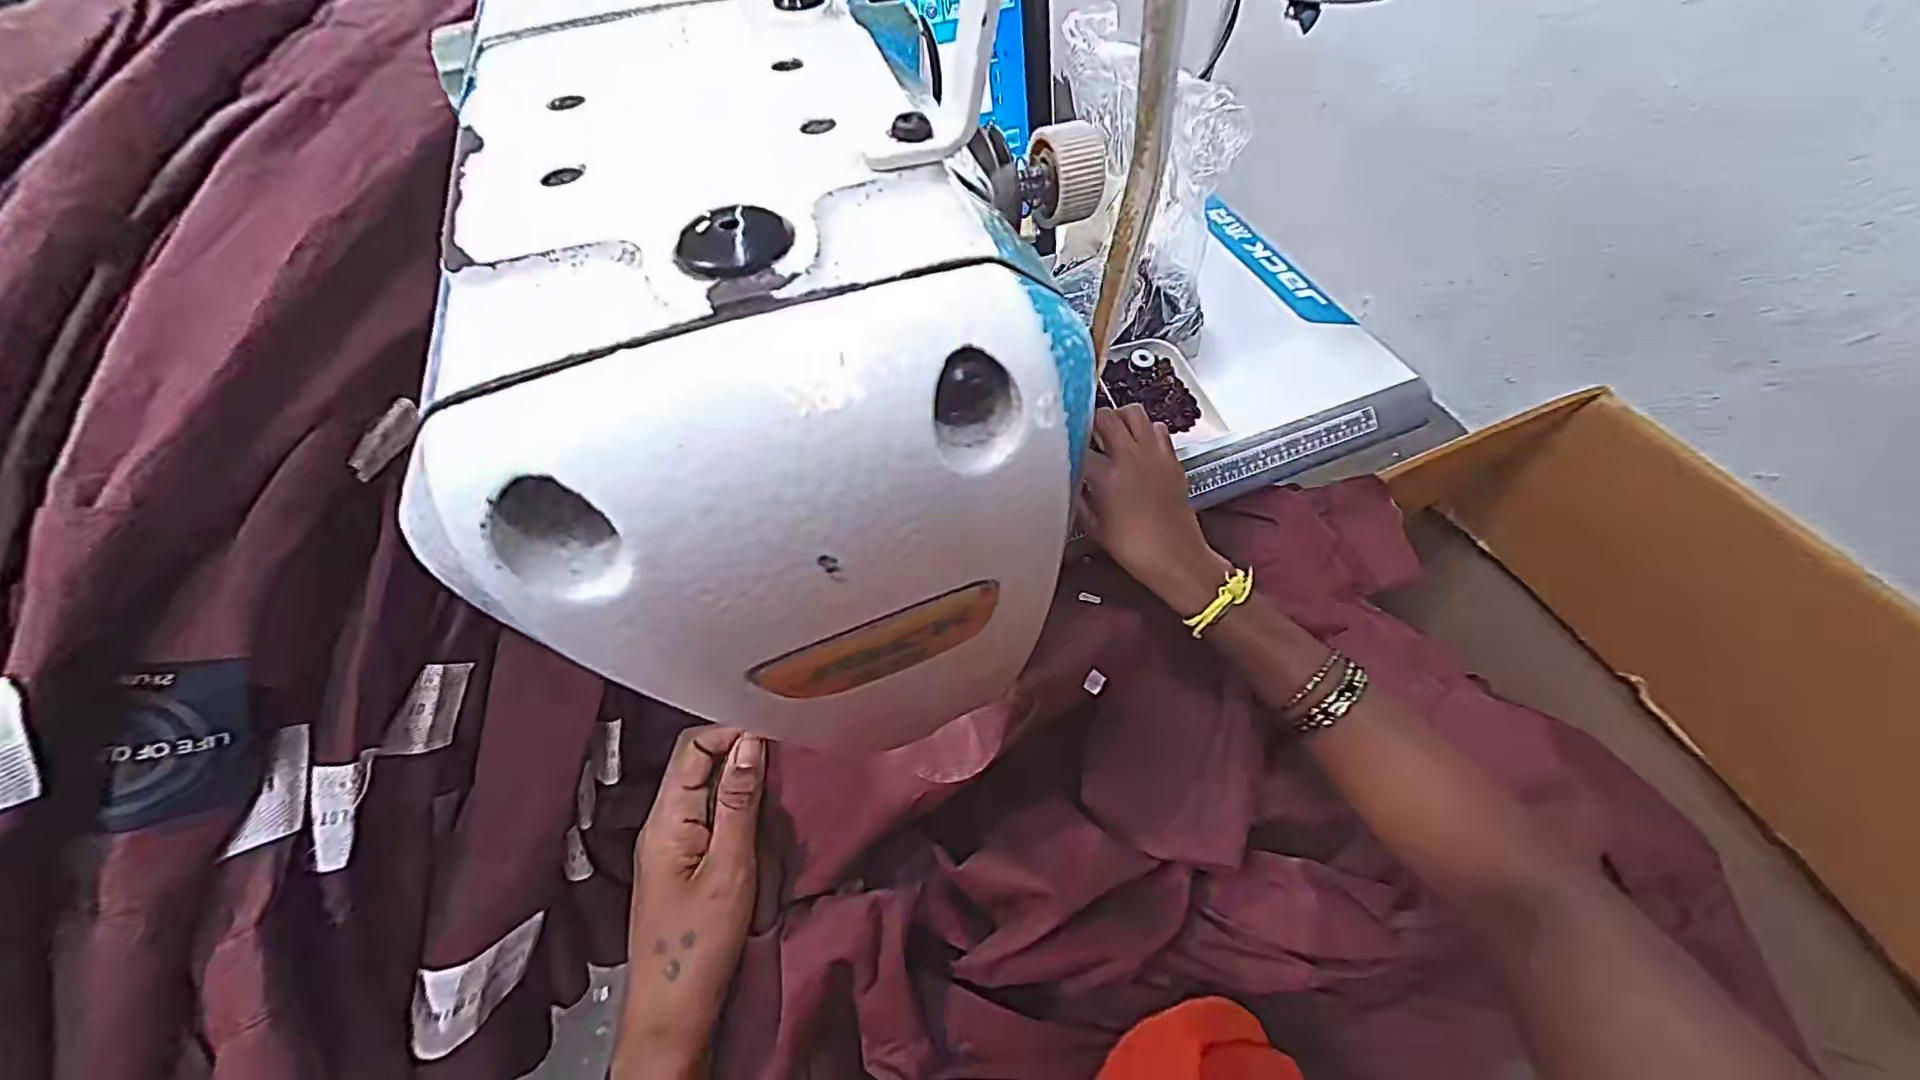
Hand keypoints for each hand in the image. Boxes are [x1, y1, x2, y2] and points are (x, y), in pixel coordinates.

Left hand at [613, 727, 764, 1079]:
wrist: (674, 1014)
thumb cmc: (699, 944)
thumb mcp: (730, 867)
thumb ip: (740, 801)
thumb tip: (751, 742)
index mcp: (665, 819)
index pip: (692, 748)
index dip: (730, 731)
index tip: (773, 731)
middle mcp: (663, 822)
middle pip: (697, 763)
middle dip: (738, 751)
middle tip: (782, 754)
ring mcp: (672, 841)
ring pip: (706, 787)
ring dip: (741, 778)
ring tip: (778, 779)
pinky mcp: (685, 858)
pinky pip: (711, 812)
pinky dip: (737, 803)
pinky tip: (761, 811)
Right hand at [1078, 404, 1232, 613]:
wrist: (1176, 557)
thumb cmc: (1135, 549)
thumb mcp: (1094, 527)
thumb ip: (1080, 499)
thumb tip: (1073, 484)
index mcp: (1107, 475)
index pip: (1078, 445)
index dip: (1067, 446)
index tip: (1062, 451)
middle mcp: (1131, 457)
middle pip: (1106, 416)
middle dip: (1092, 422)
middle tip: (1087, 434)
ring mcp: (1155, 454)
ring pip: (1135, 412)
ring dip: (1121, 419)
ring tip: (1113, 434)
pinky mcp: (1172, 460)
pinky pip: (1158, 429)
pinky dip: (1146, 431)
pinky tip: (1138, 448)